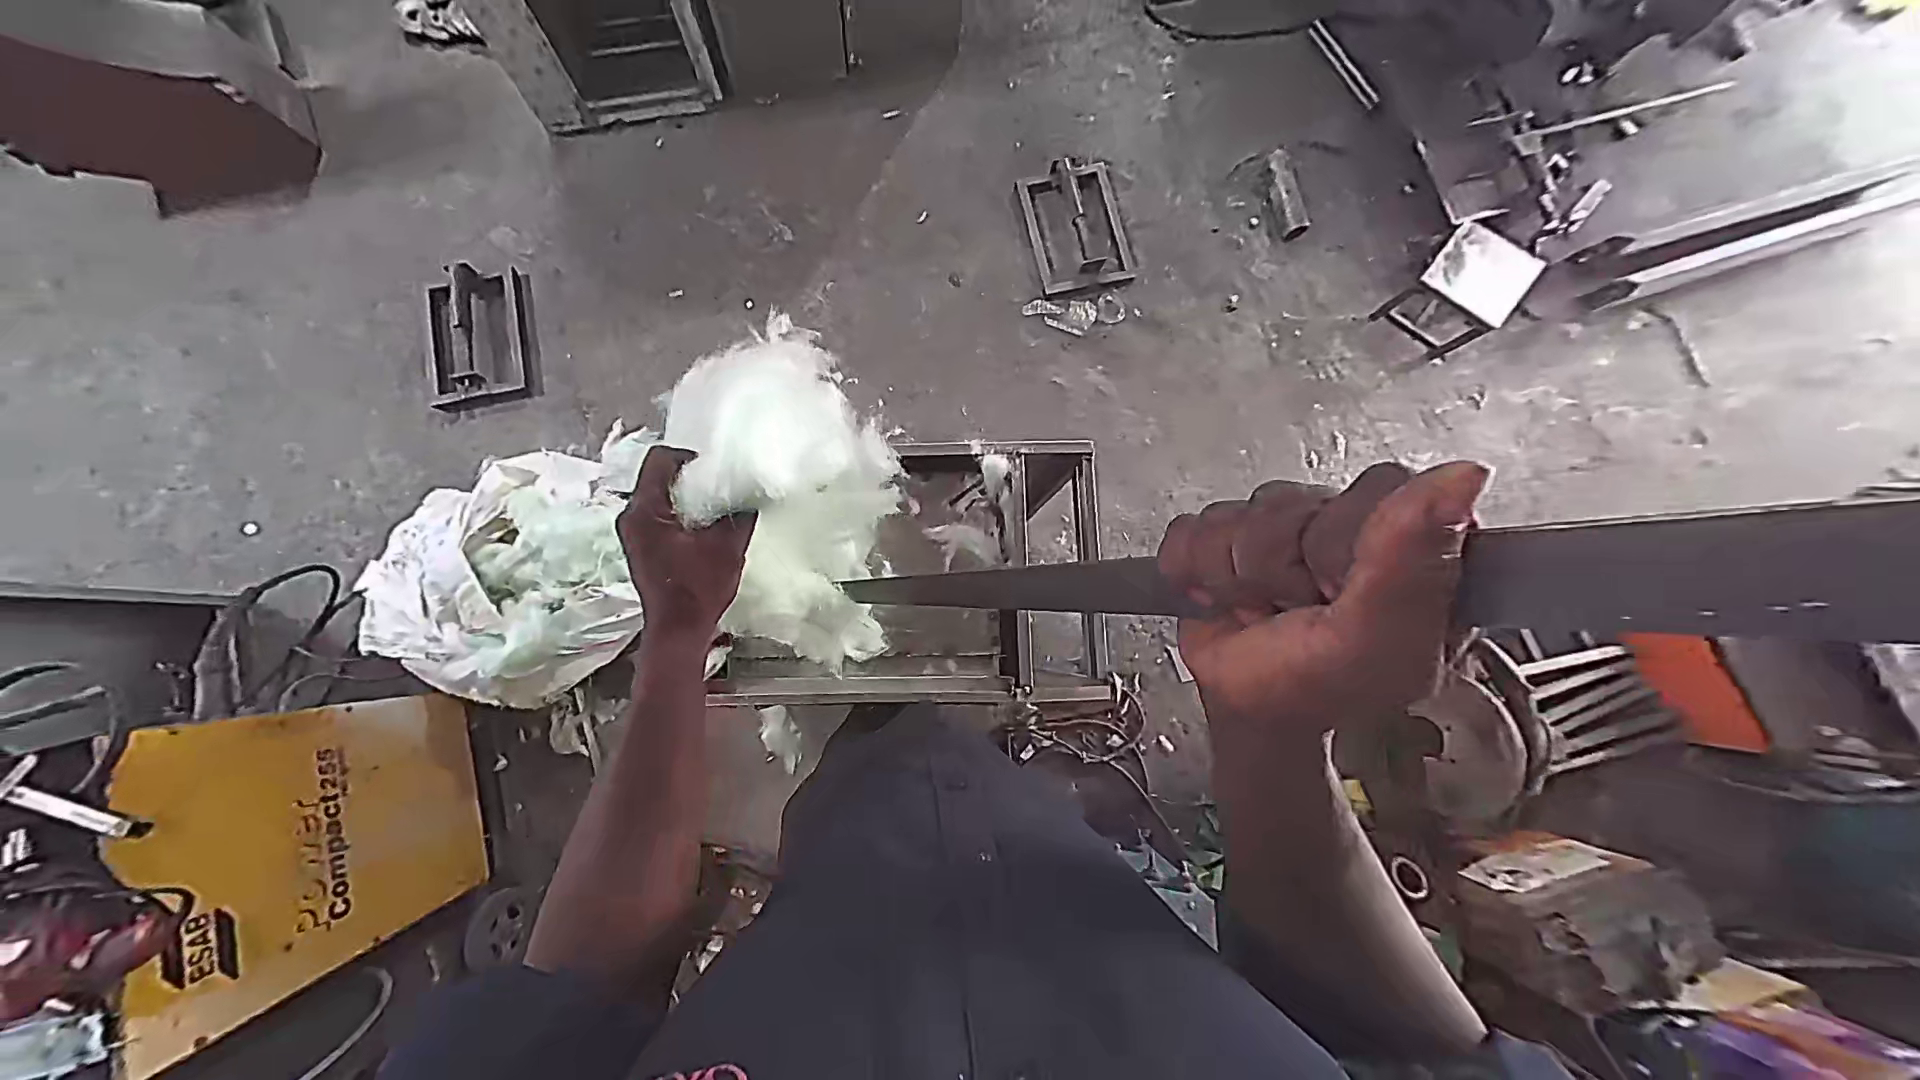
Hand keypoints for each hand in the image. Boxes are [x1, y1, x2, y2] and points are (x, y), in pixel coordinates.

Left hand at [619, 446, 755, 647]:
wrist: (678, 630)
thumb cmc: (698, 587)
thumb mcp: (727, 545)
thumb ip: (738, 514)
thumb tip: (749, 496)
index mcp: (645, 510)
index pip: (660, 460)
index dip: (689, 456)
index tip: (714, 469)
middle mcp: (631, 518)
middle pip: (658, 479)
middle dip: (691, 479)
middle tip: (721, 487)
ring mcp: (633, 535)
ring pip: (660, 500)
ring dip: (688, 500)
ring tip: (718, 509)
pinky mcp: (642, 549)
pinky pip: (661, 519)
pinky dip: (682, 517)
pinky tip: (707, 530)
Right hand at [1157, 462, 1488, 737]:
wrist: (1248, 709)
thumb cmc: (1316, 688)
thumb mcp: (1377, 642)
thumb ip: (1411, 562)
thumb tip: (1459, 477)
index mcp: (1403, 541)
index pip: (1365, 490)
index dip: (1336, 546)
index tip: (1336, 594)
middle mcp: (1341, 523)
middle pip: (1285, 503)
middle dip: (1274, 570)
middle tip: (1293, 611)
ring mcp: (1278, 525)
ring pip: (1233, 516)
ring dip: (1232, 579)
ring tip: (1257, 611)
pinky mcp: (1223, 533)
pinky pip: (1190, 529)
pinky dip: (1192, 572)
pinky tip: (1219, 598)